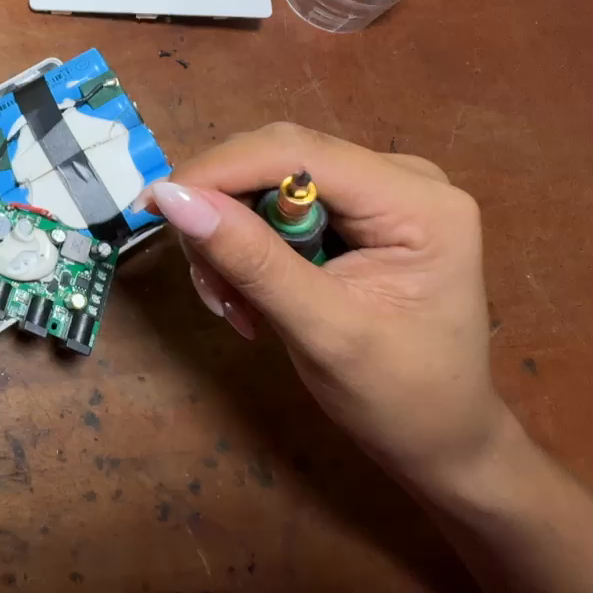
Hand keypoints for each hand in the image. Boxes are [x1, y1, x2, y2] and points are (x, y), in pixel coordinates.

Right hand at [142, 123, 505, 490]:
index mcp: (415, 201)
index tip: (153, 207)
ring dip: (225, 236)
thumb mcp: (321, 331)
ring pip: (258, 180)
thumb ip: (249, 259)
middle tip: (201, 276)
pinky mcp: (348, 209)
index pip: (291, 153)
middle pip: (270, 159)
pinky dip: (240, 245)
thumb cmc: (399, 396)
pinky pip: (266, 203)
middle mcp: (396, 178)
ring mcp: (371, 191)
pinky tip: (244, 293)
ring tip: (228, 301)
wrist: (439, 439)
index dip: (215, 170)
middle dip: (220, 212)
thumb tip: (170, 197)